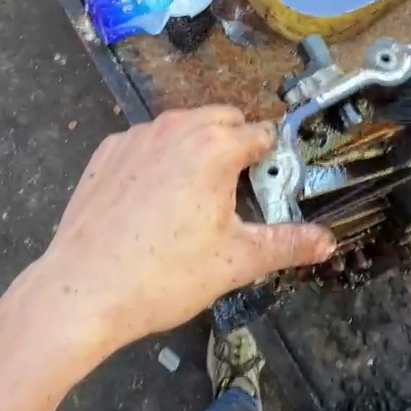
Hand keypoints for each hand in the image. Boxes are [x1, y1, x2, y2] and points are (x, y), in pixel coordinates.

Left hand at [25, 107, 335, 355]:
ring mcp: (136, 136)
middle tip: (233, 195)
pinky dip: (158, 159)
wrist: (81, 291)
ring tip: (192, 200)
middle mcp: (176, 128)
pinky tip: (150, 203)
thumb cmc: (164, 276)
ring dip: (196, 149)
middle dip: (235, 146)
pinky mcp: (107, 151)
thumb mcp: (236, 261)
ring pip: (182, 127)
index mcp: (214, 147)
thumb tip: (329, 242)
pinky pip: (147, 142)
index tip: (269, 186)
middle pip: (223, 120)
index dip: (272, 158)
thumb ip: (288, 244)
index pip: (261, 133)